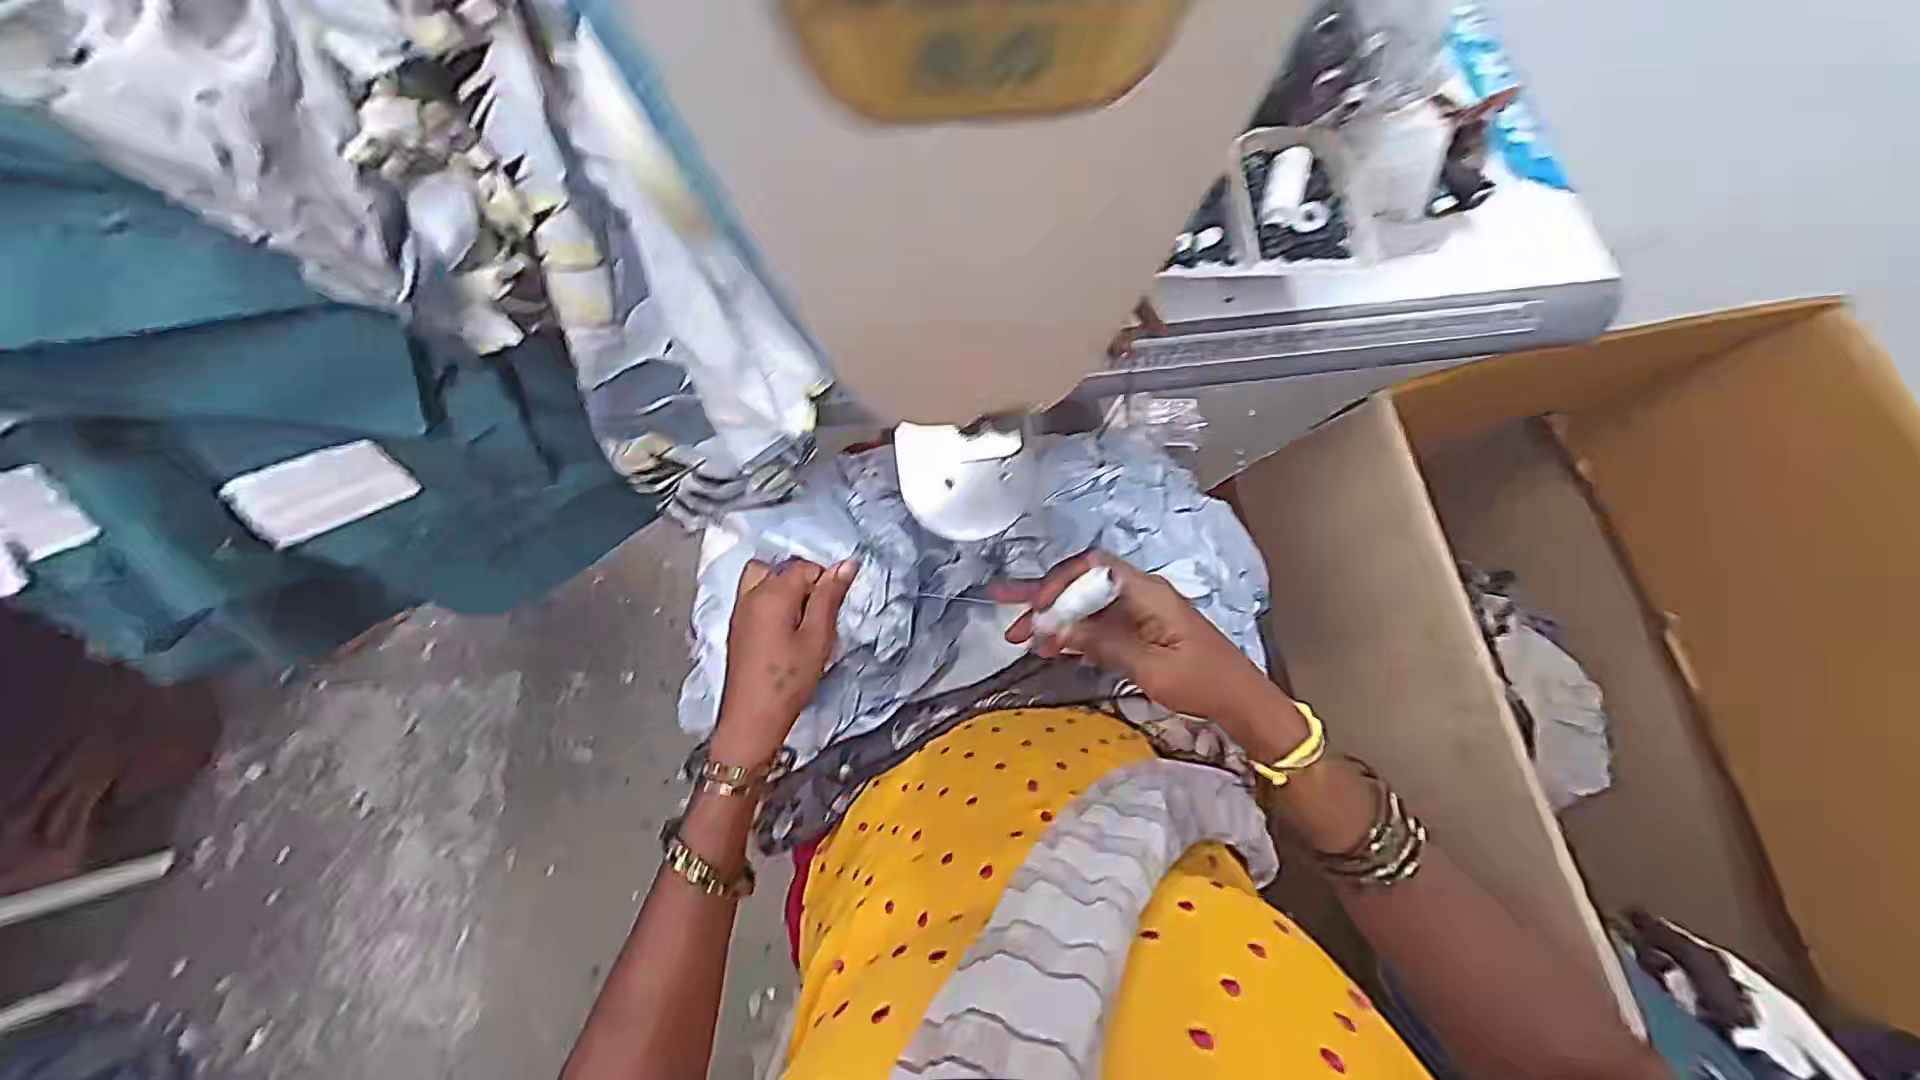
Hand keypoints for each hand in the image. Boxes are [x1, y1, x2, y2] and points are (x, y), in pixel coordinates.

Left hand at [712, 557, 856, 764]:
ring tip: (800, 616)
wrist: (752, 718)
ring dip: (784, 587)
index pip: (804, 567)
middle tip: (817, 614)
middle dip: (804, 582)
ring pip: (763, 577)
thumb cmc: (790, 680)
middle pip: (781, 568)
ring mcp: (740, 610)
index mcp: (772, 594)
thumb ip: (829, 598)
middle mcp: (751, 594)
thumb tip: (845, 564)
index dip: (824, 583)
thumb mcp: (818, 637)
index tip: (830, 611)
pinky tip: (784, 628)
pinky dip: (771, 600)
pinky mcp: (737, 625)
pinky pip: (754, 595)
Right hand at [995, 551, 1293, 732]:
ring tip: (1019, 635)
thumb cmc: (1203, 683)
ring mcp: (1136, 612)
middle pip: (1082, 584)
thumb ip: (1102, 643)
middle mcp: (1139, 594)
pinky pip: (1095, 624)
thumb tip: (1058, 628)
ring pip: (1084, 605)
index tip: (1037, 607)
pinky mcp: (1136, 630)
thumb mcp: (1150, 667)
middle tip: (1010, 615)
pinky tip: (1049, 645)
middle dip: (1044, 598)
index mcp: (1148, 593)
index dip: (1060, 582)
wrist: (1241, 701)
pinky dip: (1071, 633)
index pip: (1093, 569)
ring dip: (1052, 618)